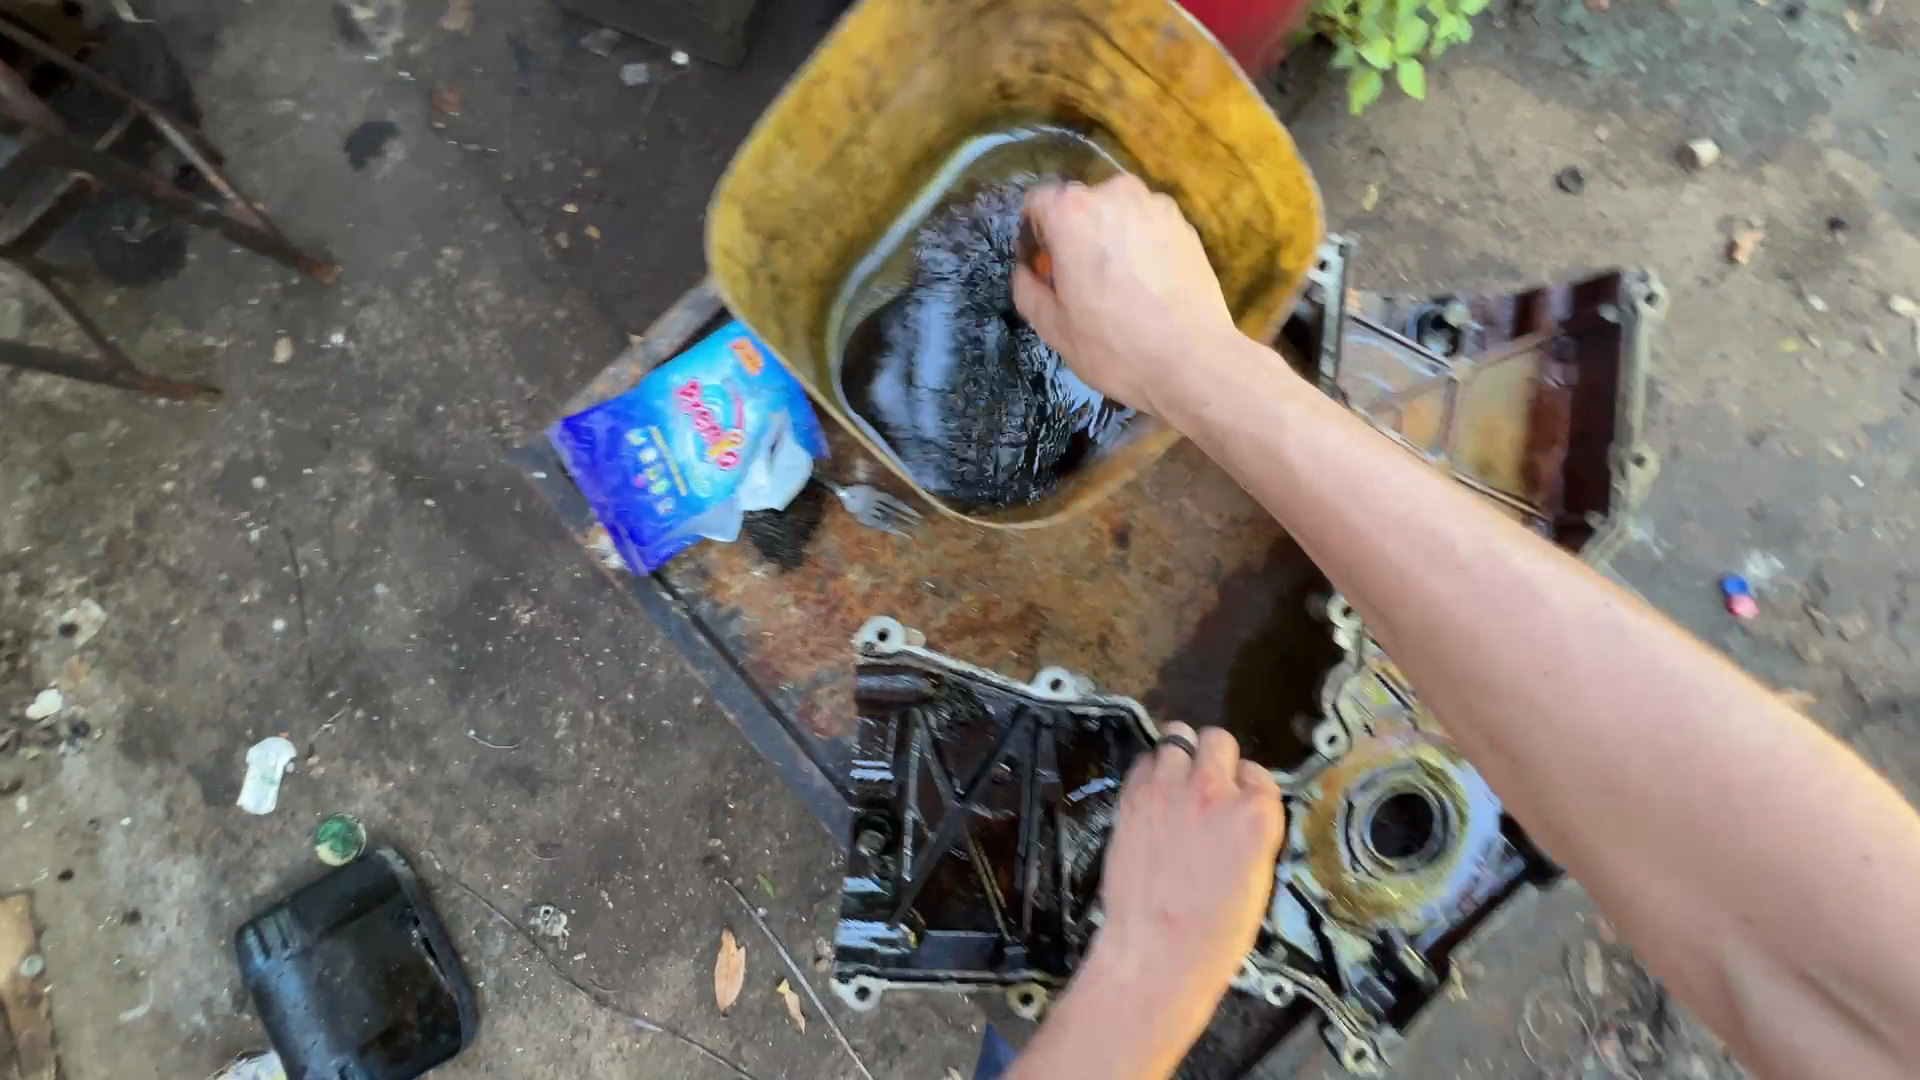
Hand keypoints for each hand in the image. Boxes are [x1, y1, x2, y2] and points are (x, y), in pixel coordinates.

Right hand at [1013, 175, 1240, 415]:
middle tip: (1078, 283)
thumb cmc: (1114, 347)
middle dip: (1072, 236)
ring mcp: (1155, 205)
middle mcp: (1114, 194)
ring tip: (1116, 287)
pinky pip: (1146, 227)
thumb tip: (1025, 271)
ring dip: (1107, 240)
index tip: (1041, 268)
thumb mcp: (1054, 329)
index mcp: (1072, 214)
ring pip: (1116, 214)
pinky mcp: (1184, 224)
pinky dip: (1139, 246)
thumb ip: (1027, 290)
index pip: (1038, 201)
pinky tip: (1146, 287)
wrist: (1192, 361)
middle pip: (1079, 205)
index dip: (1033, 235)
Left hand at [1087, 722, 1283, 1040]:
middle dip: (1213, 755)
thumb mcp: (1256, 876)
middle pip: (1216, 739)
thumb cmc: (1216, 931)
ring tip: (1175, 781)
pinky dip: (1150, 770)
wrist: (1157, 947)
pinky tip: (1152, 794)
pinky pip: (1144, 759)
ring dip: (1178, 756)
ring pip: (1175, 737)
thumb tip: (1237, 808)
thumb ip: (1248, 828)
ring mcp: (1170, 786)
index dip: (1246, 786)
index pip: (1257, 772)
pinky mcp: (1133, 793)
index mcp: (1257, 815)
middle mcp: (1214, 789)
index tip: (1237, 800)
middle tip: (1206, 779)